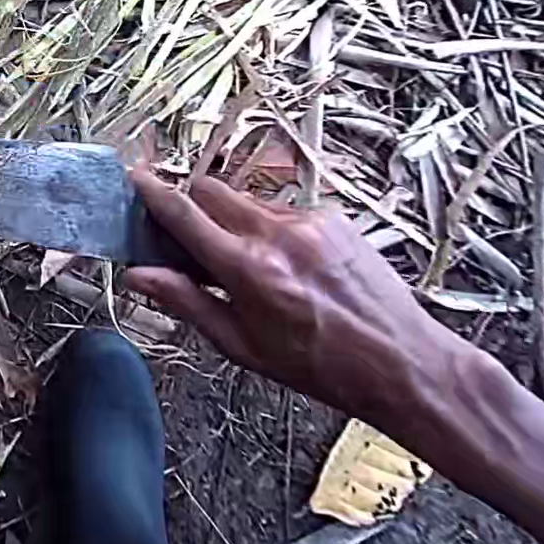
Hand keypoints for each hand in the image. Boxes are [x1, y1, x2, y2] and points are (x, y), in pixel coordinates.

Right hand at [123, 169, 464, 426]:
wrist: (408, 365)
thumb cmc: (320, 366)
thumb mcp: (241, 345)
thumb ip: (185, 301)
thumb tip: (138, 275)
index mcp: (247, 269)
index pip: (184, 213)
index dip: (153, 191)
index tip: (135, 177)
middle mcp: (275, 235)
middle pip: (209, 190)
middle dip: (193, 205)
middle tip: (195, 235)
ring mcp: (307, 221)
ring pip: (244, 199)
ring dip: (233, 219)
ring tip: (252, 259)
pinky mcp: (332, 217)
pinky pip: (281, 208)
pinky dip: (270, 227)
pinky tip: (289, 260)